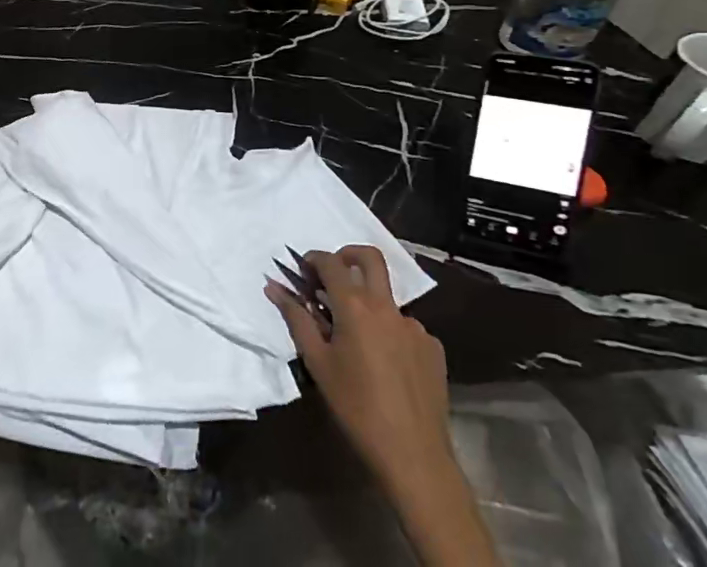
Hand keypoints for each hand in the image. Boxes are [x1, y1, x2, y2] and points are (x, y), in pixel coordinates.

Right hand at [267, 246, 502, 566]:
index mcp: (356, 307)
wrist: (412, 452)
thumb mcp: (318, 363)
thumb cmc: (355, 407)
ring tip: (355, 341)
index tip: (302, 268)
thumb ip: (297, 319)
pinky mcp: (432, 346)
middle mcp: (388, 307)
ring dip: (367, 305)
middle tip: (331, 274)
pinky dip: (388, 333)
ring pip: (387, 299)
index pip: (332, 263)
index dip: (314, 259)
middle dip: (347, 254)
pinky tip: (383, 364)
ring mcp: (415, 325)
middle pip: (370, 257)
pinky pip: (404, 328)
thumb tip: (275, 288)